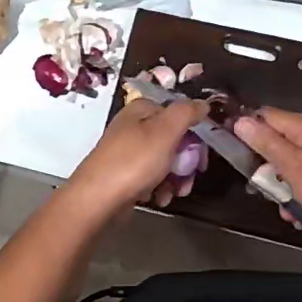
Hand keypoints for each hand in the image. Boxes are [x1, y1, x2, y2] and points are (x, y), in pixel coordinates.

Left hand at [69, 97, 207, 209]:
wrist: (98, 198)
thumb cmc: (134, 161)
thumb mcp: (165, 131)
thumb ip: (186, 113)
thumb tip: (202, 103)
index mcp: (141, 111)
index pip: (177, 115)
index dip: (193, 134)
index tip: (200, 156)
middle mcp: (133, 127)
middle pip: (172, 140)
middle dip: (185, 162)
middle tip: (189, 178)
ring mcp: (127, 152)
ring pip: (163, 161)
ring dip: (174, 179)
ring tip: (175, 193)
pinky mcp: (124, 174)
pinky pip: (150, 177)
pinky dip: (158, 187)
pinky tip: (159, 198)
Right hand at [233, 107, 301, 227]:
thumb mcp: (292, 166)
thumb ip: (265, 142)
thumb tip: (240, 120)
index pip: (266, 115)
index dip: (249, 130)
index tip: (237, 154)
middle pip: (280, 141)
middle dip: (269, 167)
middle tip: (265, 190)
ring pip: (293, 163)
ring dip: (286, 187)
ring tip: (290, 210)